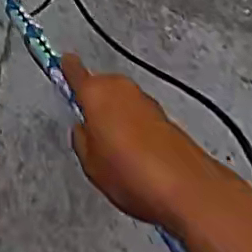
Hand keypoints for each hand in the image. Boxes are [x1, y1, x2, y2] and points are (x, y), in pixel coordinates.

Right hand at [62, 53, 222, 225]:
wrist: (188, 189)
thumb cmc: (131, 173)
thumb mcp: (90, 164)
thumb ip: (81, 138)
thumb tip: (84, 130)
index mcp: (94, 92)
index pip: (74, 70)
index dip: (67, 68)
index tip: (64, 63)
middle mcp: (120, 88)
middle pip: (100, 87)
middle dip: (96, 103)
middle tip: (94, 132)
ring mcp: (145, 101)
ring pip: (122, 102)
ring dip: (118, 117)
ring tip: (120, 152)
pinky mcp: (166, 117)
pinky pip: (141, 116)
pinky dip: (137, 129)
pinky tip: (141, 157)